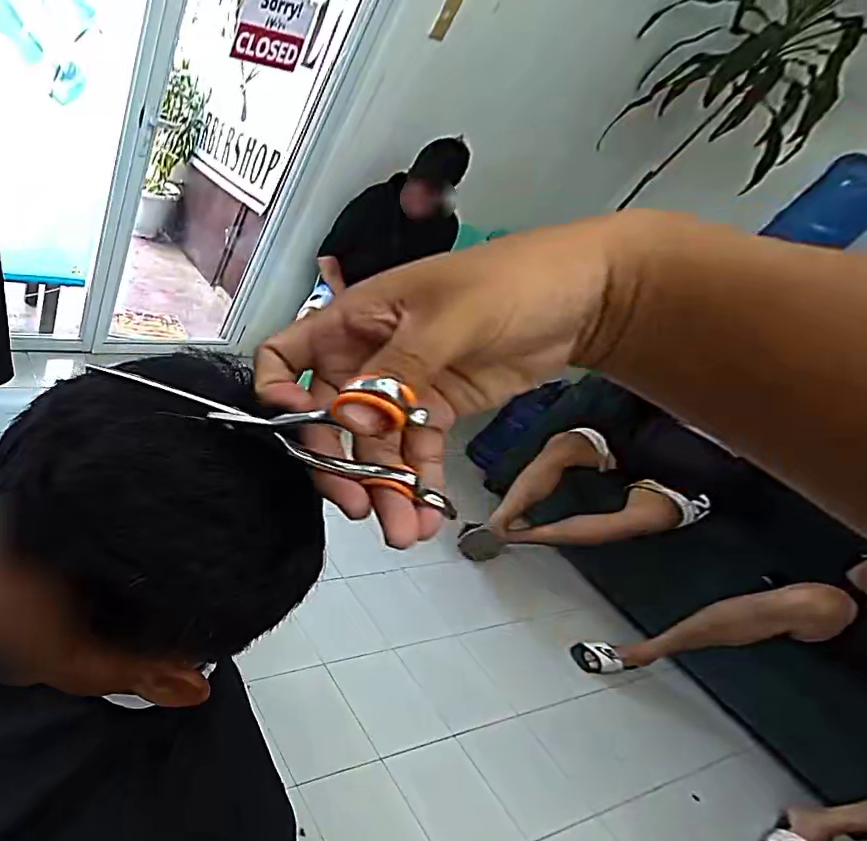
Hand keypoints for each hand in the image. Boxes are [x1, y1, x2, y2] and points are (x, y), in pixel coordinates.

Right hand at [257, 213, 658, 546]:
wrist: (589, 296)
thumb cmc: (515, 281)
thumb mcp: (451, 319)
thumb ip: (398, 370)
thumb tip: (350, 423)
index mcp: (354, 321)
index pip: (286, 357)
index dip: (277, 393)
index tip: (296, 428)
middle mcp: (365, 359)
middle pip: (327, 422)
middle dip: (339, 467)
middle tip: (359, 506)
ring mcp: (398, 391)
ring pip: (373, 449)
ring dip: (384, 491)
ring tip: (405, 533)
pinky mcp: (432, 413)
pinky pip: (414, 455)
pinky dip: (418, 487)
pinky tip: (428, 517)